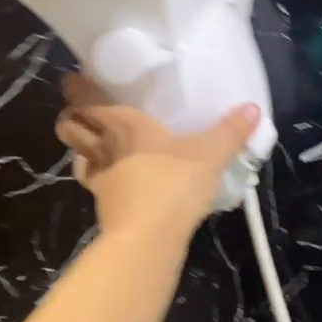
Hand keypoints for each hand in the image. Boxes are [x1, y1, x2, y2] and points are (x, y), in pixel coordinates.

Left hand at [53, 74, 259, 242]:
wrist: (148, 240)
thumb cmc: (173, 184)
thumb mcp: (209, 155)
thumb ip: (229, 131)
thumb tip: (253, 108)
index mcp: (124, 124)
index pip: (87, 100)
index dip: (76, 89)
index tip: (73, 81)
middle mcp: (104, 147)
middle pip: (69, 128)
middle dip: (70, 118)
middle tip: (81, 113)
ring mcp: (99, 179)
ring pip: (78, 157)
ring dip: (81, 149)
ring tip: (95, 146)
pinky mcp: (103, 207)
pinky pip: (95, 185)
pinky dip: (98, 179)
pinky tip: (114, 181)